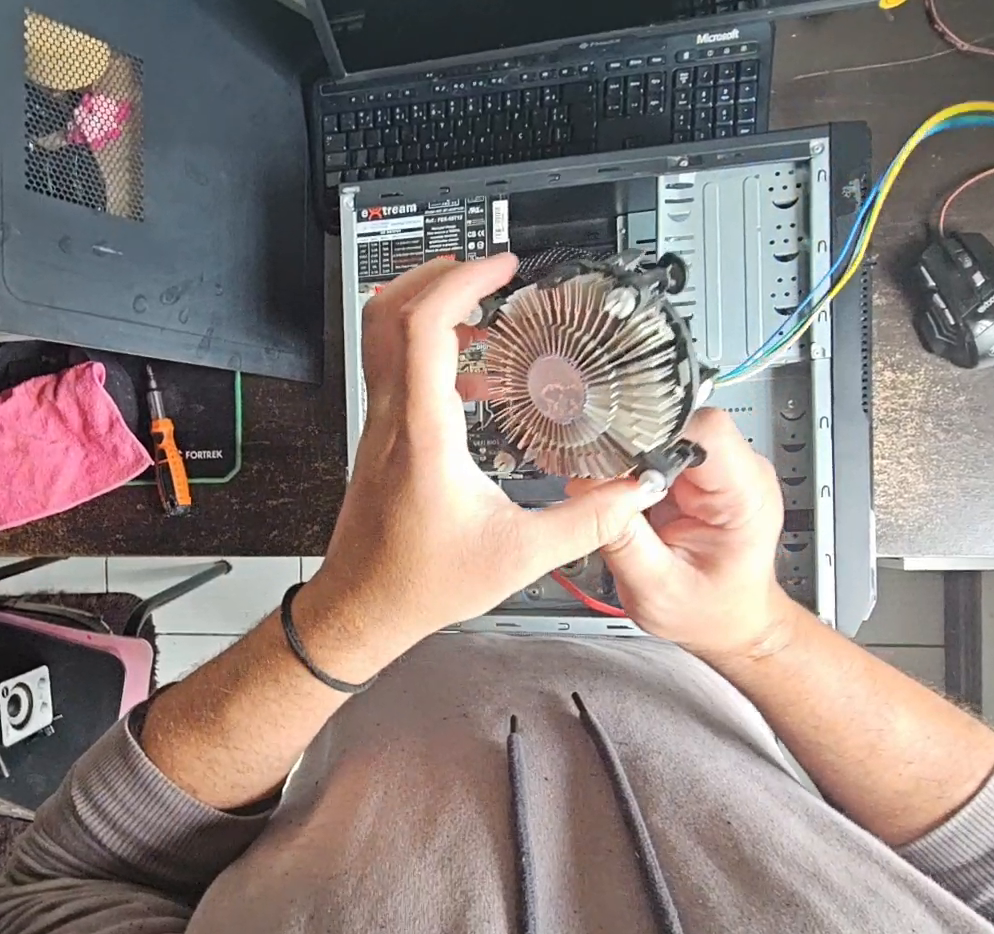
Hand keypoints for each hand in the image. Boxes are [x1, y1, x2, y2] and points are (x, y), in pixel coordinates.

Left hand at [296, 255, 666, 679]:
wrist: (361, 607)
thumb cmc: (415, 585)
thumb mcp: (517, 556)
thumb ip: (585, 522)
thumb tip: (631, 492)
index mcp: (423, 436)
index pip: (424, 328)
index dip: (461, 282)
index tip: (498, 266)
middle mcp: (391, 422)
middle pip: (387, 315)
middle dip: (433, 277)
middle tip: (482, 273)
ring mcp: (378, 430)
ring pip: (381, 342)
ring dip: (426, 313)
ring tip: (482, 317)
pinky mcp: (379, 443)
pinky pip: (393, 376)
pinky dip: (427, 357)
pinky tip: (470, 384)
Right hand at [585, 407, 800, 663]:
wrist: (727, 623)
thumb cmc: (709, 612)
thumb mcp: (656, 588)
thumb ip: (621, 537)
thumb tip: (586, 487)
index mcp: (744, 494)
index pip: (702, 428)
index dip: (652, 434)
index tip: (614, 459)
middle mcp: (734, 472)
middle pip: (674, 425)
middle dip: (628, 449)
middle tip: (598, 486)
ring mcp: (711, 471)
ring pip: (655, 435)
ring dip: (623, 462)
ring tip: (608, 499)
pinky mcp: (688, 476)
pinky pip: (648, 453)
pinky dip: (624, 472)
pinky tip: (616, 500)